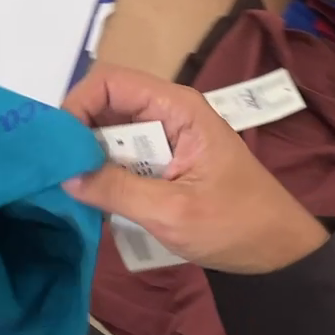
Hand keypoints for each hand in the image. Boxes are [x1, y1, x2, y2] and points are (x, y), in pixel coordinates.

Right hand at [62, 64, 327, 273]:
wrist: (278, 252)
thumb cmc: (235, 225)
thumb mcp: (173, 212)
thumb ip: (117, 190)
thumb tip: (66, 176)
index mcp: (176, 107)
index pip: (112, 82)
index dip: (78, 105)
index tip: (58, 145)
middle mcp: (167, 112)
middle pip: (106, 104)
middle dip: (77, 133)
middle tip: (56, 170)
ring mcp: (164, 136)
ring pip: (110, 130)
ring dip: (87, 155)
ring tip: (67, 185)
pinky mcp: (162, 160)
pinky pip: (121, 154)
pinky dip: (102, 171)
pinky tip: (89, 195)